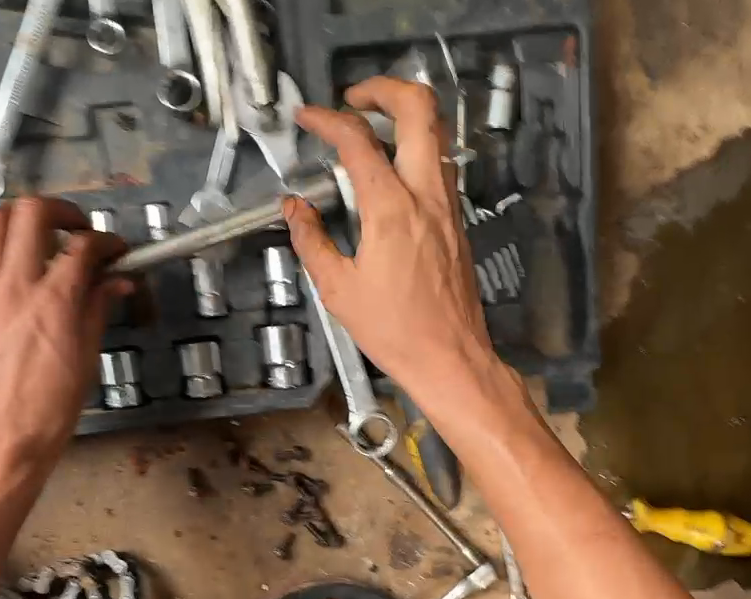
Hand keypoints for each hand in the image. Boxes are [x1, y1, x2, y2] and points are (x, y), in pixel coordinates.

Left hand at [0, 197, 128, 471]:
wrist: (1, 439)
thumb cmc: (51, 410)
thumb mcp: (87, 360)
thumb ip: (98, 310)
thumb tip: (117, 281)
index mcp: (55, 302)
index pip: (84, 247)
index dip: (107, 241)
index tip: (116, 250)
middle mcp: (14, 285)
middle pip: (32, 213)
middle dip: (61, 212)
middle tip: (76, 230)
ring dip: (17, 218)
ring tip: (34, 236)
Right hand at [282, 77, 500, 400]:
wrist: (450, 358)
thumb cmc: (396, 332)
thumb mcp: (339, 291)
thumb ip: (312, 242)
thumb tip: (294, 209)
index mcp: (391, 210)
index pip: (357, 141)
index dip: (327, 119)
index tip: (307, 117)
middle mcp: (426, 196)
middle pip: (418, 109)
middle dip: (383, 89)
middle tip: (354, 99)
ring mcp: (448, 206)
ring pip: (436, 132)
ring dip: (404, 117)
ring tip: (372, 130)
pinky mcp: (457, 222)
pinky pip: (440, 166)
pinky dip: (416, 150)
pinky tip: (393, 174)